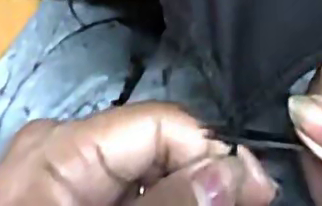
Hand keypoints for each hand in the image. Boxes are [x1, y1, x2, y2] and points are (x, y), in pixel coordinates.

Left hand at [0, 102, 276, 205]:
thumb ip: (172, 204)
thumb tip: (236, 169)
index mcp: (63, 145)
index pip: (161, 124)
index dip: (213, 154)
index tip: (261, 191)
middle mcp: (61, 143)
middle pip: (156, 145)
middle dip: (203, 177)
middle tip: (250, 201)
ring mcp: (60, 172)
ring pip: (147, 169)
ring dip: (187, 192)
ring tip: (225, 203)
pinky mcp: (63, 191)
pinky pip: (126, 187)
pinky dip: (159, 198)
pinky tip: (189, 204)